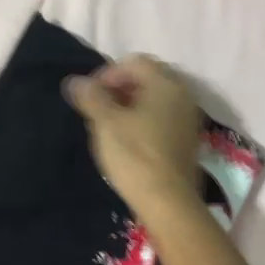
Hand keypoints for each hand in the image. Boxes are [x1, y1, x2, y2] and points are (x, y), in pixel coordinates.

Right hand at [64, 55, 203, 214]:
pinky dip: (144, 123)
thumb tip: (75, 82)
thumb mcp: (106, 124)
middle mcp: (183, 94)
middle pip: (147, 80)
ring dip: (130, 108)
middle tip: (97, 110)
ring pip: (154, 102)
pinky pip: (162, 120)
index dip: (106, 74)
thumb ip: (90, 97)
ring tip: (108, 128)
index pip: (134, 63)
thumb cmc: (135, 157)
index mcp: (165, 83)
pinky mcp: (187, 141)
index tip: (88, 95)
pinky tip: (128, 143)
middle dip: (119, 90)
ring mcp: (188, 119)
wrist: (168, 202)